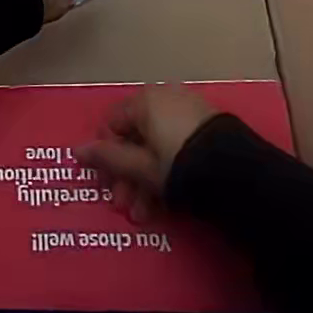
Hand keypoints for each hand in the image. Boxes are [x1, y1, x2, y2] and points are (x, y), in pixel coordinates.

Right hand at [73, 82, 220, 222]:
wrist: (235, 169)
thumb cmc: (179, 165)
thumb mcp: (140, 168)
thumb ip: (108, 159)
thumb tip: (77, 150)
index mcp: (145, 102)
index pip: (111, 123)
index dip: (105, 155)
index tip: (108, 184)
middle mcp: (164, 98)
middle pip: (134, 137)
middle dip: (126, 175)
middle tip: (125, 205)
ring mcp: (187, 110)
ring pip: (154, 145)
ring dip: (144, 180)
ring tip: (145, 214)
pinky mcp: (204, 125)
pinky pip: (175, 144)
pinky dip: (166, 169)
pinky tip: (165, 202)